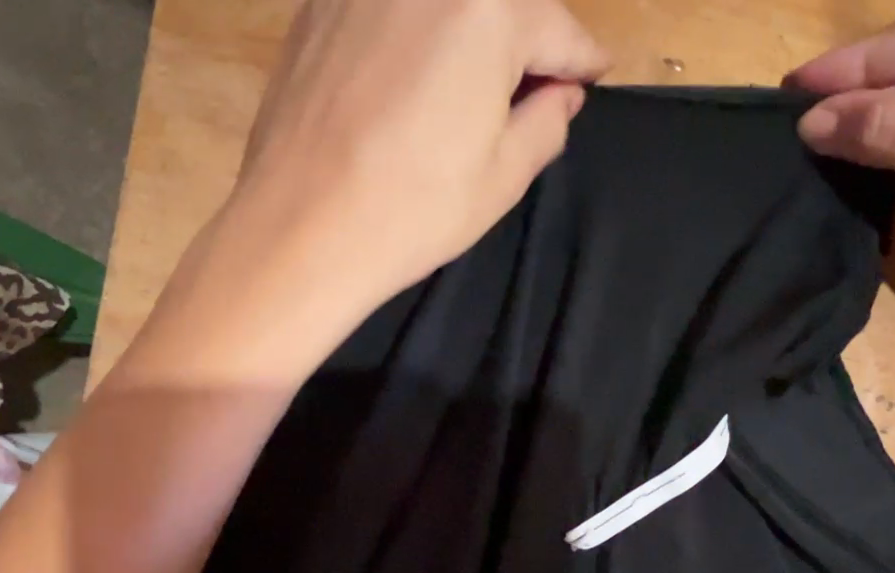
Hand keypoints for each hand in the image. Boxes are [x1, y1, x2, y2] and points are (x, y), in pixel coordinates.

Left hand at [220, 0, 608, 307]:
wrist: (301, 228)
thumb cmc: (412, 210)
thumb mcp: (502, 178)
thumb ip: (546, 123)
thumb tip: (560, 94)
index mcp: (489, 8)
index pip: (557, 29)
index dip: (580, 61)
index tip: (593, 74)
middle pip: (499, 4)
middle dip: (524, 41)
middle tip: (535, 85)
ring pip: (441, 5)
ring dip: (468, 34)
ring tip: (471, 84)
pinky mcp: (318, 5)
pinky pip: (388, 8)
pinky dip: (412, 31)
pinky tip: (411, 76)